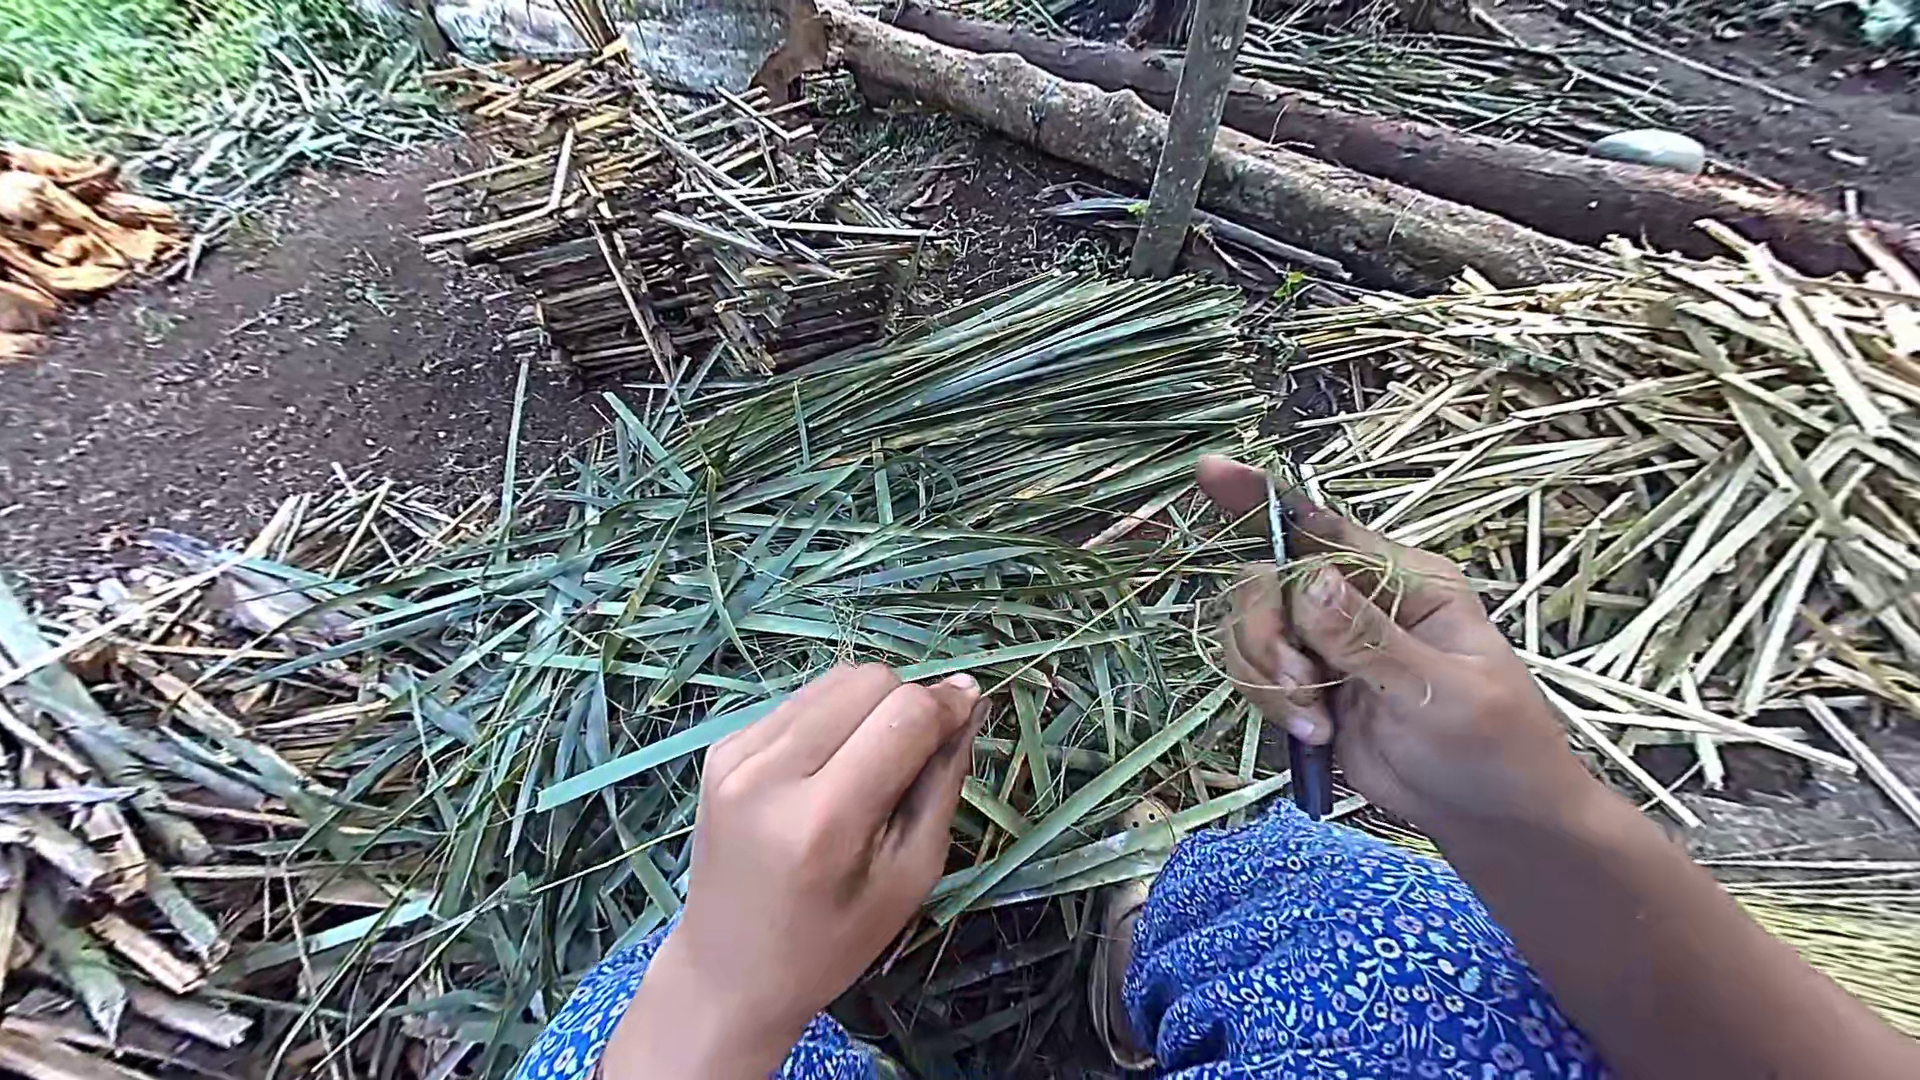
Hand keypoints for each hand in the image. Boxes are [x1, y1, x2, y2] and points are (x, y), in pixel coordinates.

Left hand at [606, 665, 981, 1078]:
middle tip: (916, 746)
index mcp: (823, 820)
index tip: (970, 706)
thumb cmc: (832, 941)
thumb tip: (968, 702)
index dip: (947, 703)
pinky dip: (834, 713)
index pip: (904, 716)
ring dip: (872, 701)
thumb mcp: (911, 875)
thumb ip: (944, 780)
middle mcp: (771, 772)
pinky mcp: (722, 744)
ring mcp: (738, 752)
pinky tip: (830, 759)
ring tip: (872, 753)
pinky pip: (804, 696)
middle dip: (909, 701)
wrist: (725, 972)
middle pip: (871, 680)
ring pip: (839, 677)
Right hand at [1197, 456, 1599, 832]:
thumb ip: (1368, 637)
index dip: (1258, 497)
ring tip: (1314, 719)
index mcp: (1398, 579)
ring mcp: (1317, 639)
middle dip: (1264, 632)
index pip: (1318, 525)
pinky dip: (1265, 699)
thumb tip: (1306, 579)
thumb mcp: (1442, 693)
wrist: (1484, 815)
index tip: (1208, 473)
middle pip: (1262, 581)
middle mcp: (1347, 598)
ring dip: (1265, 674)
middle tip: (1298, 682)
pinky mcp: (1296, 677)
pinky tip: (1311, 731)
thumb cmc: (1494, 747)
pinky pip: (1247, 668)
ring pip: (1246, 627)